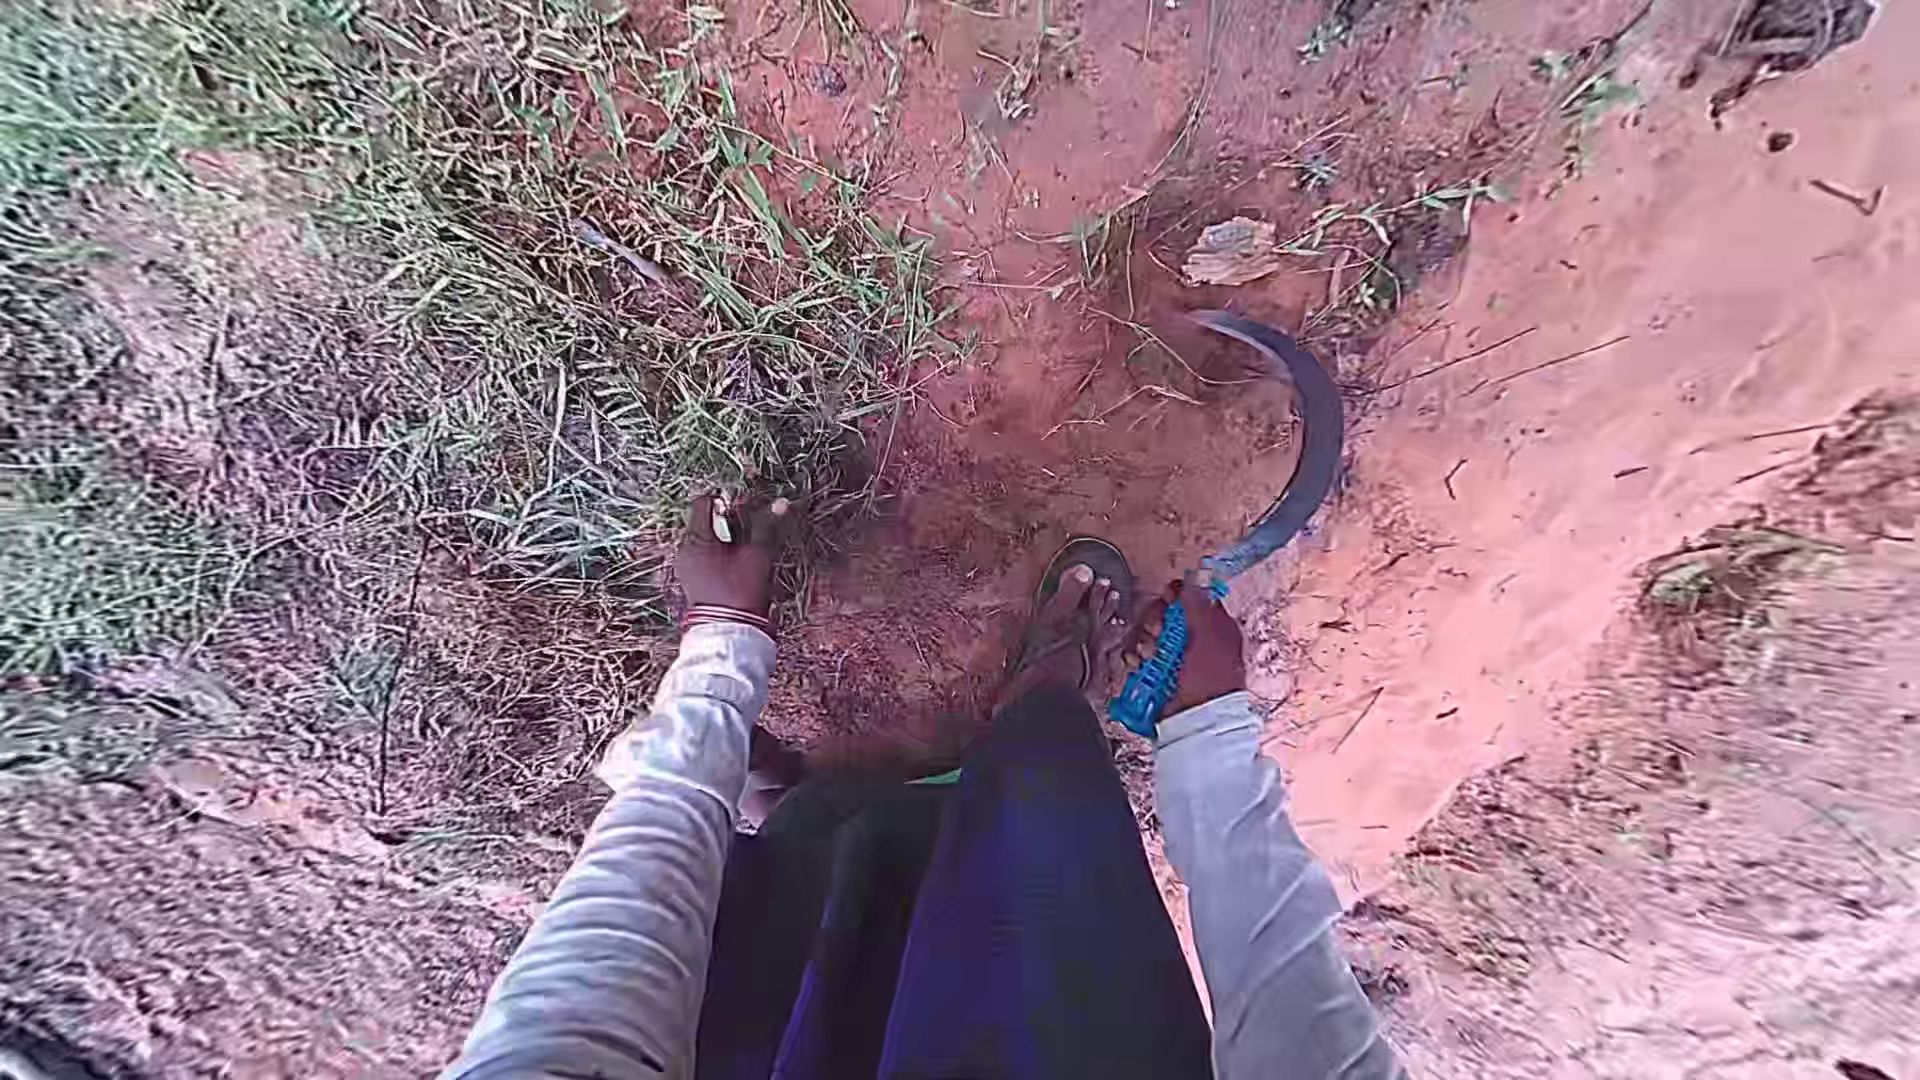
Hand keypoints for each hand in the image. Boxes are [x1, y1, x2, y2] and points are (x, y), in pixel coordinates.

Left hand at [676, 493, 790, 616]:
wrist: (731, 632)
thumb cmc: (741, 592)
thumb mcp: (757, 555)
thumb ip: (768, 527)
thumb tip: (782, 504)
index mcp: (695, 540)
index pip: (705, 502)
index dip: (728, 498)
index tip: (748, 502)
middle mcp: (685, 550)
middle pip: (707, 520)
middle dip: (732, 519)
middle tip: (756, 523)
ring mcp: (687, 566)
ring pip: (708, 537)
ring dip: (729, 535)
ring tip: (751, 542)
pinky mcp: (693, 578)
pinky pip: (707, 554)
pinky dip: (723, 550)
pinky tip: (740, 559)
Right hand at [1128, 579, 1245, 714]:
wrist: (1196, 722)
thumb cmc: (1211, 680)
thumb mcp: (1209, 637)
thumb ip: (1199, 605)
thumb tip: (1198, 572)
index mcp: (1212, 626)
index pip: (1187, 598)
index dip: (1174, 597)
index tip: (1167, 602)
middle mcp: (1191, 638)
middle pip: (1162, 613)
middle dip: (1154, 620)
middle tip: (1157, 633)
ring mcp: (1171, 655)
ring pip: (1146, 631)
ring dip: (1143, 640)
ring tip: (1149, 654)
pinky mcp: (1154, 670)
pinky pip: (1136, 652)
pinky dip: (1134, 655)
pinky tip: (1139, 662)